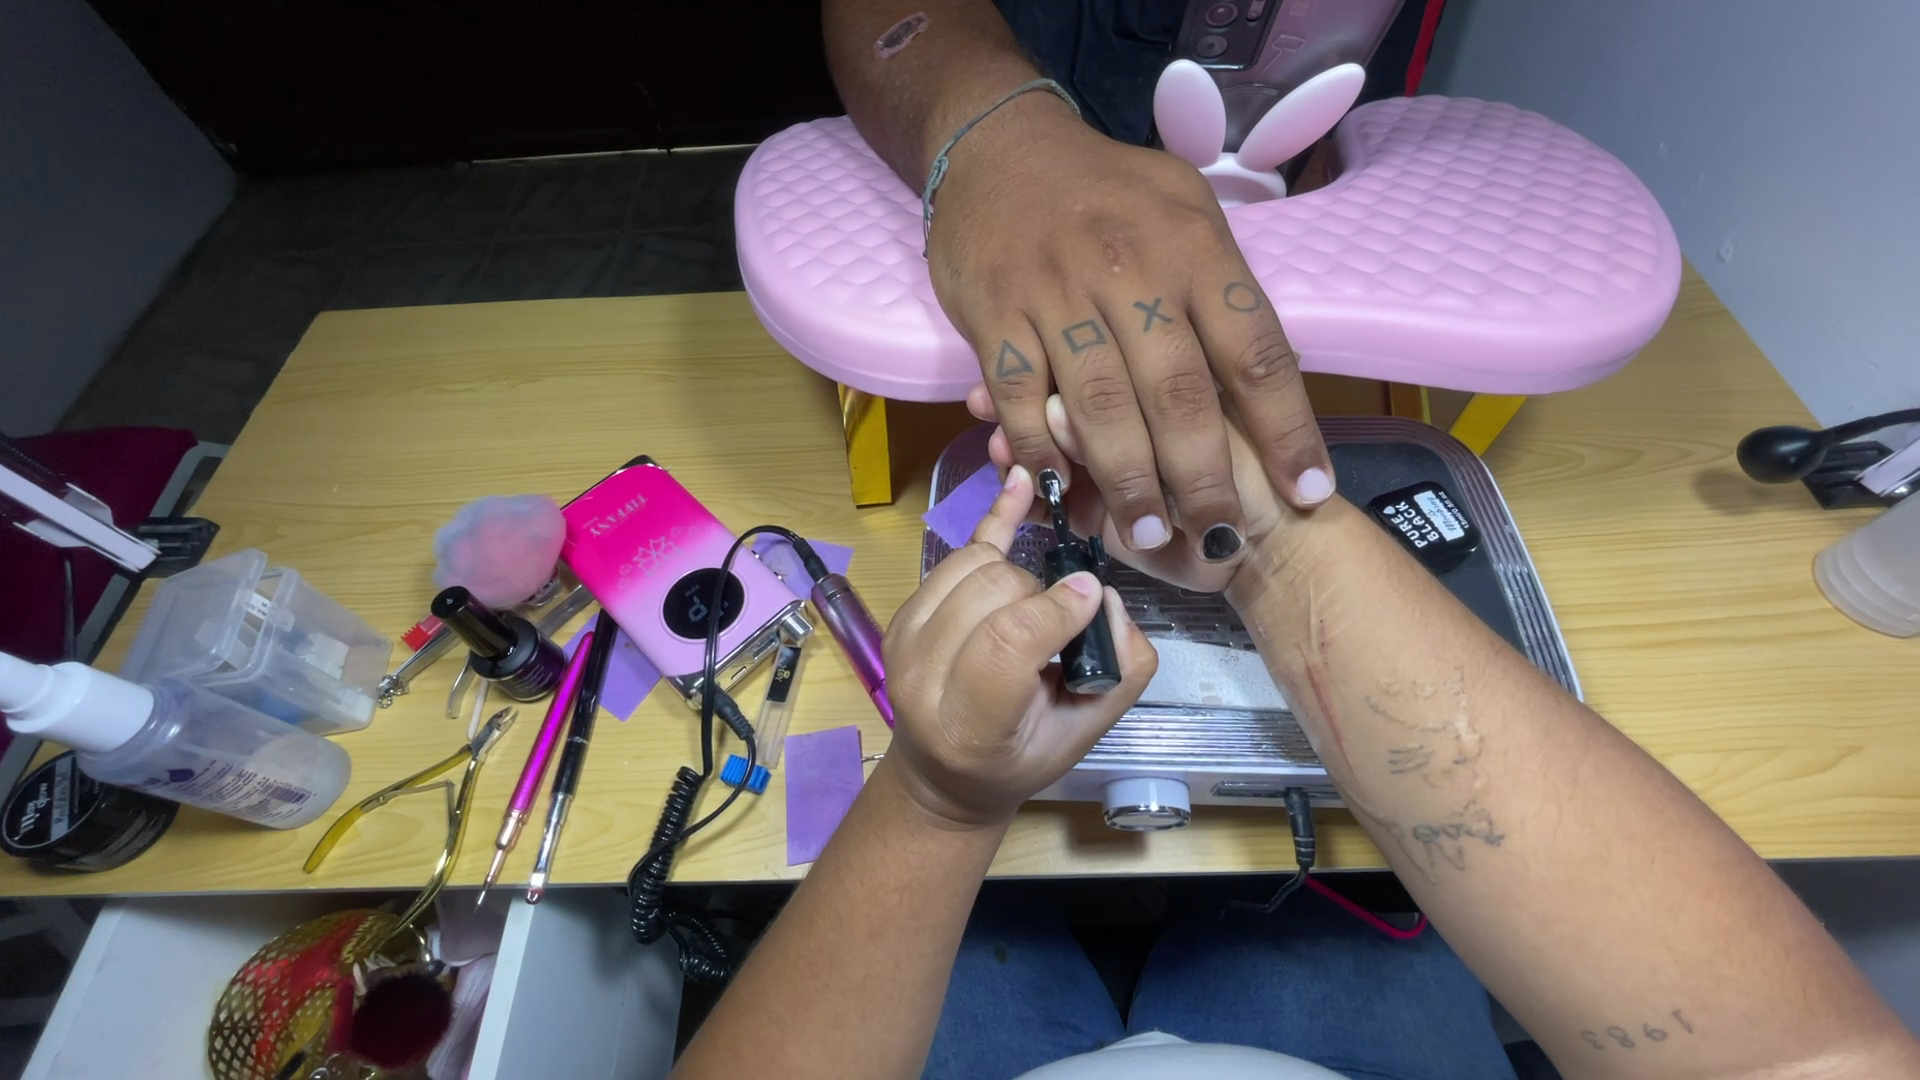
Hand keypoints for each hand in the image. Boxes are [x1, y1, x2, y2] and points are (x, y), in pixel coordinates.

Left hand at [883, 465, 1157, 827]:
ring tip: (1034, 603)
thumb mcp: (1086, 732)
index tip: (1091, 597)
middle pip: (991, 591)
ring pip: (973, 563)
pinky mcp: (904, 613)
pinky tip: (1020, 485)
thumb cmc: (1020, 756)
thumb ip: (1119, 670)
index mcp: (970, 724)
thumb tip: (1102, 598)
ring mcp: (905, 640)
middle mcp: (924, 678)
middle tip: (1058, 622)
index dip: (1056, 609)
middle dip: (1041, 594)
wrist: (946, 771)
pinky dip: (992, 520)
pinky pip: (954, 552)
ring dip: (1019, 572)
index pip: (1006, 642)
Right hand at [926, 93, 1333, 567]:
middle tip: (1218, 535)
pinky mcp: (996, 318)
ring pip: (1099, 406)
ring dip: (1126, 480)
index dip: (1286, 428)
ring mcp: (1057, 296)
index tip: (1307, 491)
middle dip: (1204, 476)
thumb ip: (1218, 287)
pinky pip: (1023, 399)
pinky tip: (1061, 489)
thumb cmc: (1103, 190)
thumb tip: (1253, 379)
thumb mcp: (1184, 209)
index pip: (1255, 350)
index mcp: (1194, 246)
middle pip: (1178, 393)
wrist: (997, 149)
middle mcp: (1131, 271)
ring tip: (1149, 535)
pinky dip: (1041, 452)